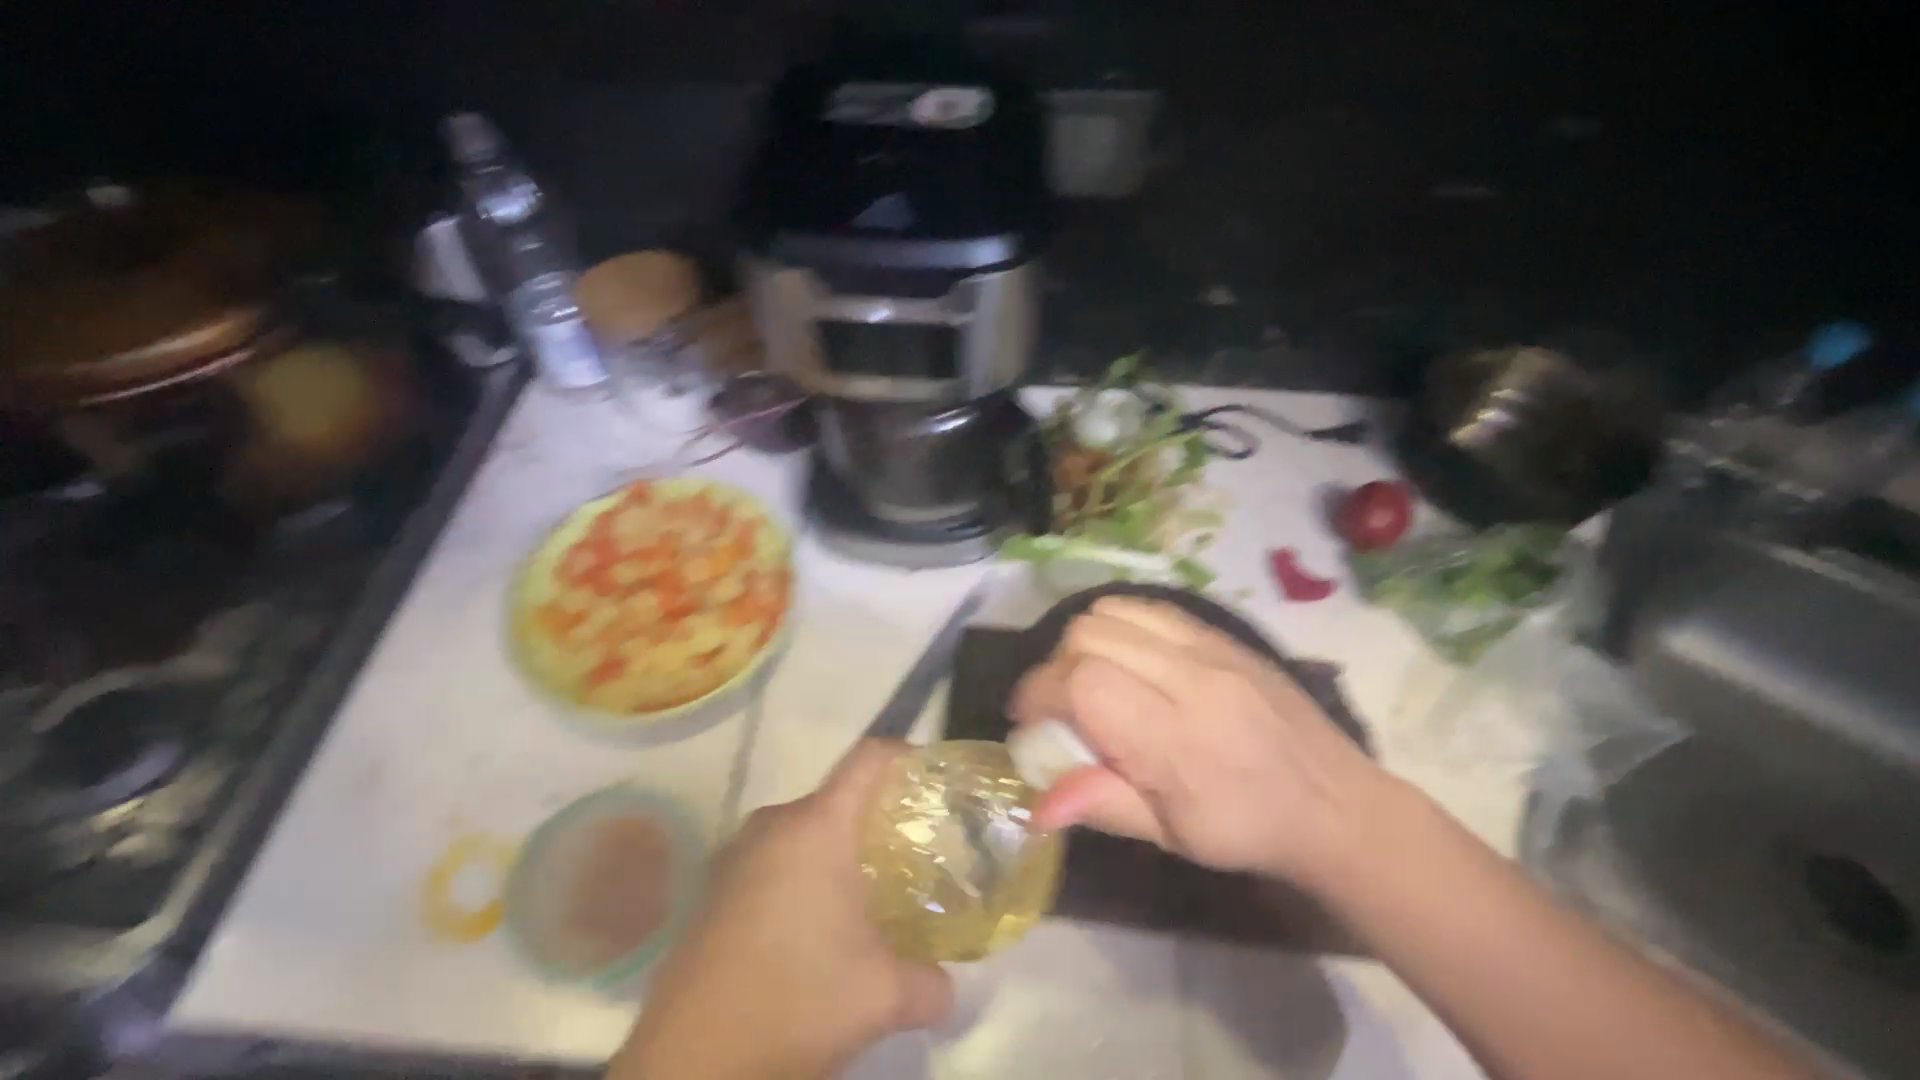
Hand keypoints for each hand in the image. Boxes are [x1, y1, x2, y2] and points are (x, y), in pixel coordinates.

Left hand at [613, 740, 952, 1079]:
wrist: (692, 1063)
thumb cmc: (797, 1003)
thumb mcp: (884, 997)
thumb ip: (932, 983)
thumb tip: (948, 987)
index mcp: (816, 829)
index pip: (867, 760)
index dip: (904, 755)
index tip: (931, 776)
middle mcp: (771, 827)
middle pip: (834, 800)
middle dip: (874, 821)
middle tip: (910, 856)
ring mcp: (733, 858)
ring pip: (799, 835)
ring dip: (833, 856)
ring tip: (865, 899)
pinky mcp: (710, 893)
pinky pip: (769, 864)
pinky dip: (798, 880)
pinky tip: (811, 933)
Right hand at [1010, 597, 1409, 887]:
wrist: (1336, 803)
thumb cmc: (1248, 830)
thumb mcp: (1172, 834)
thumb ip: (1102, 805)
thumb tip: (1035, 803)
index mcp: (1177, 738)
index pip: (1084, 684)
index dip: (1040, 694)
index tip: (1025, 721)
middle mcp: (1192, 678)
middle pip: (1091, 635)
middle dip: (1055, 667)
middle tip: (1056, 707)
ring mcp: (1212, 647)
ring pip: (1116, 609)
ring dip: (1084, 640)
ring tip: (1088, 680)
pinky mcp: (1224, 635)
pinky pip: (1152, 608)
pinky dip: (1120, 627)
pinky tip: (1127, 662)